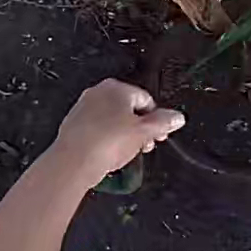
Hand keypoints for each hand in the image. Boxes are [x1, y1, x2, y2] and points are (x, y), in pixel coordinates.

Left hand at [49, 80, 185, 178]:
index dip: (157, 120)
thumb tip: (177, 117)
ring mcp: (84, 107)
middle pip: (129, 109)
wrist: (73, 162)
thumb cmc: (108, 142)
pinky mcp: (73, 124)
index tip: (159, 135)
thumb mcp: (144, 133)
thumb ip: (163, 122)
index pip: (146, 100)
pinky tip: (108, 154)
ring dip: (124, 135)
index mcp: (117, 88)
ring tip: (127, 153)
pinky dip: (106, 139)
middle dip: (140, 128)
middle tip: (144, 146)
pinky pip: (97, 129)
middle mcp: (98, 92)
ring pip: (112, 119)